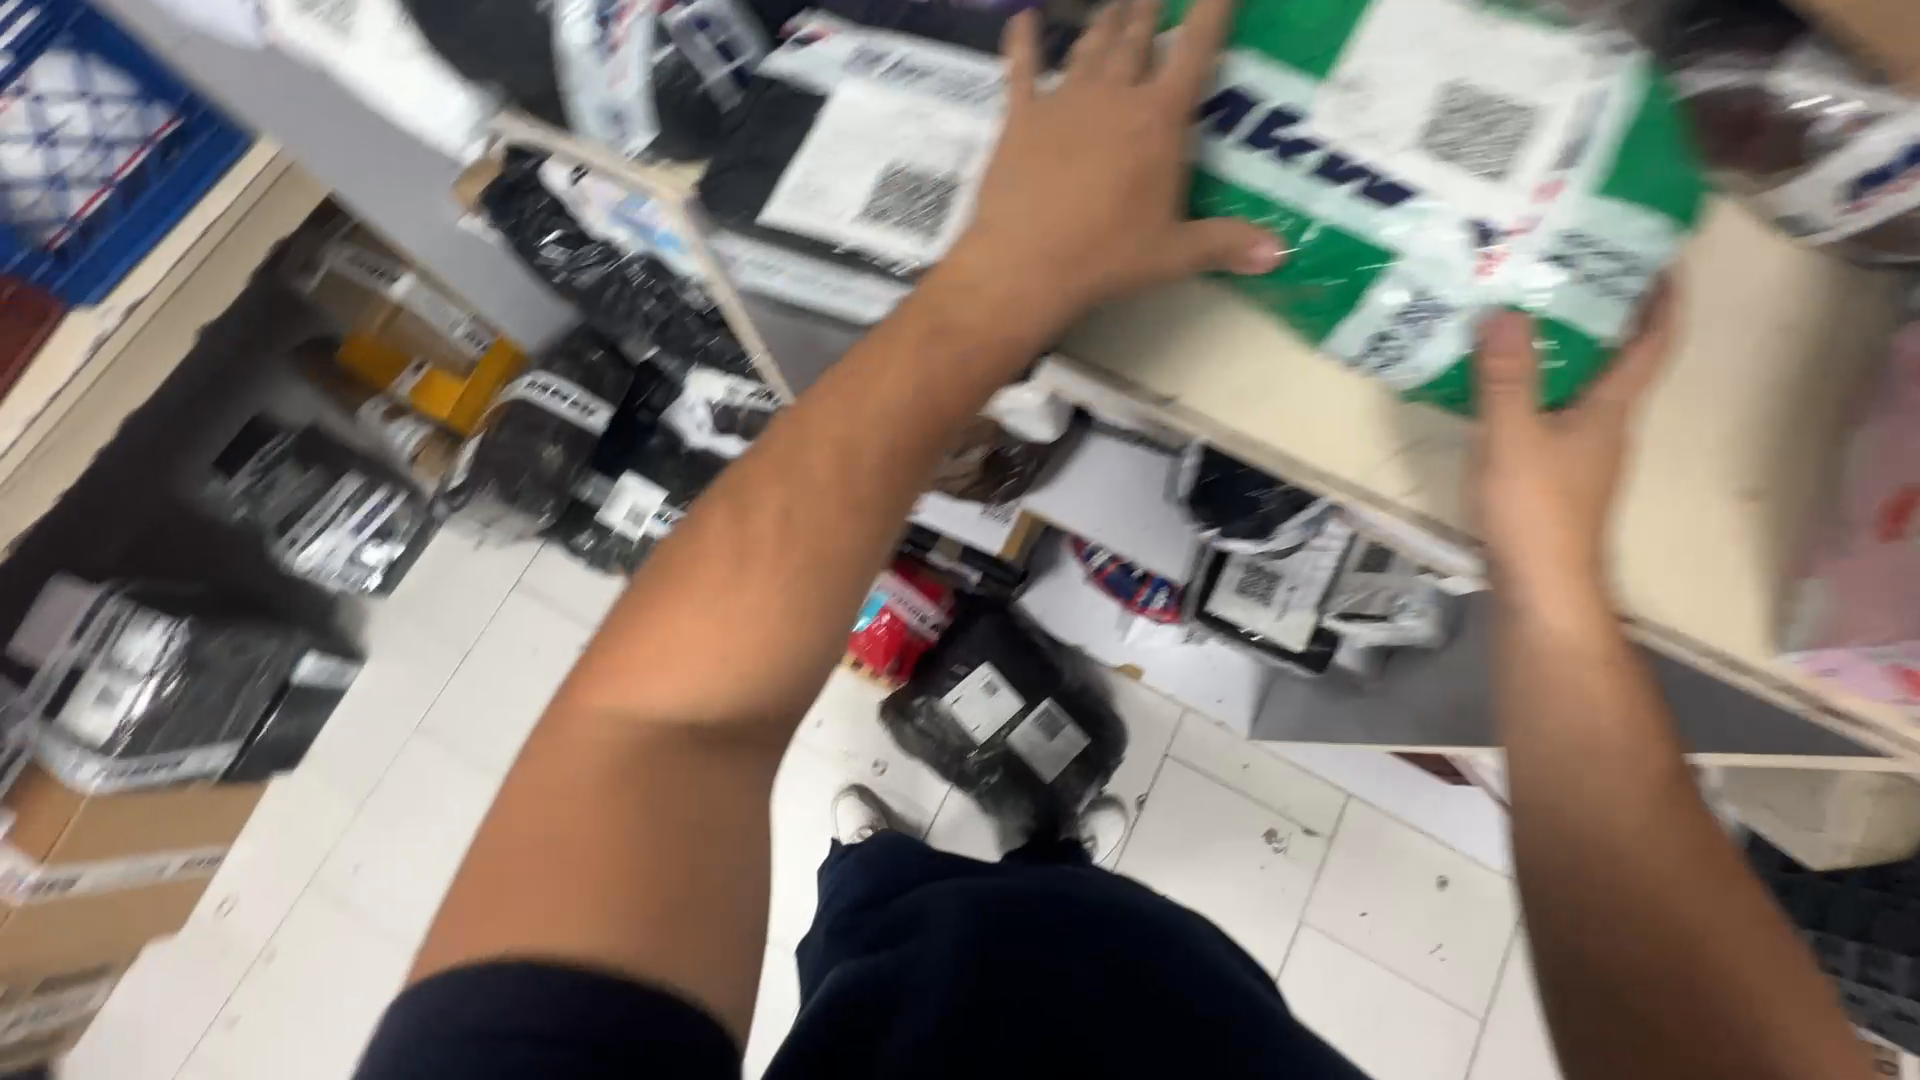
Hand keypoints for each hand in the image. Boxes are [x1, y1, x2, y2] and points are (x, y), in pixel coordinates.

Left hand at [936, 0, 1284, 339]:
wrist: (1025, 263)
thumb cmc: (1105, 258)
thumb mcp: (1172, 256)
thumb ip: (1225, 245)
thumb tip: (1279, 253)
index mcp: (1159, 120)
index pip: (1195, 49)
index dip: (1210, 10)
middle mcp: (1113, 95)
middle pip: (1136, 39)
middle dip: (1149, 12)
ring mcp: (1063, 102)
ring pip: (1088, 48)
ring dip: (1103, 25)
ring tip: (1113, 8)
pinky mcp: (1020, 119)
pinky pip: (1020, 69)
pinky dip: (1022, 42)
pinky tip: (1021, 19)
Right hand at [1474, 282, 1677, 612]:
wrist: (1539, 583)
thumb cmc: (1534, 508)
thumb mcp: (1512, 437)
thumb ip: (1506, 378)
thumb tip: (1506, 310)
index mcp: (1610, 410)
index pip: (1649, 343)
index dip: (1658, 299)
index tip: (1649, 259)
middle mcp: (1603, 427)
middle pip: (1612, 362)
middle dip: (1595, 319)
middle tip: (1556, 281)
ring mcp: (1577, 454)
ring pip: (1575, 390)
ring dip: (1556, 356)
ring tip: (1515, 325)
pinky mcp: (1550, 476)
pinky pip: (1545, 417)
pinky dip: (1527, 392)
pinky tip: (1491, 390)